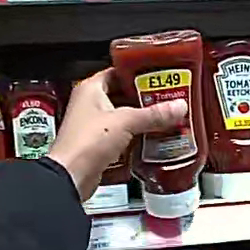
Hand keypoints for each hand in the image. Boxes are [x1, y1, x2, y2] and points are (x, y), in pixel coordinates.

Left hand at [48, 69, 187, 200]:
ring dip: (142, 119)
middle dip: (145, 99)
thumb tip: (178, 106)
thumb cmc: (85, 143)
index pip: (117, 72)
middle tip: (167, 98)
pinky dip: (136, 137)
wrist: (71, 177)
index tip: (157, 75)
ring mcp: (94, 127)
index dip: (137, 72)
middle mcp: (90, 105)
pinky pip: (122, 137)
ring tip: (165, 118)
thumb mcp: (125, 122)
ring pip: (123, 118)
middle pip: (123, 96)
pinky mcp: (99, 146)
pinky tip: (153, 139)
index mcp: (91, 89)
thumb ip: (153, 114)